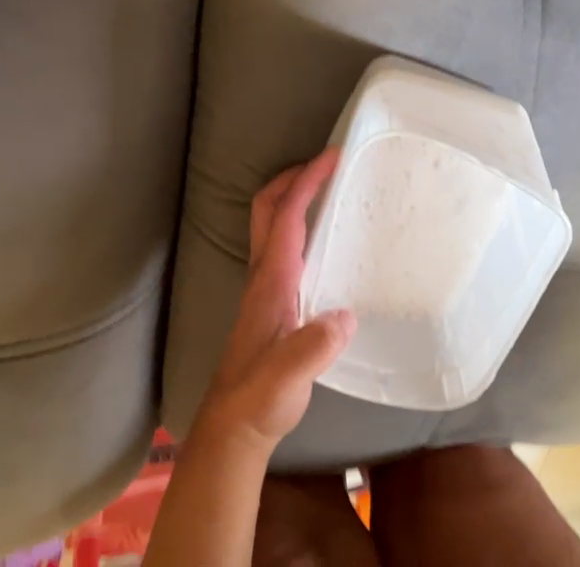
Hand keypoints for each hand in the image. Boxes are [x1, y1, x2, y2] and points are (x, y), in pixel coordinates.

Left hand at [195, 150, 356, 454]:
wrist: (235, 424)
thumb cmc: (260, 397)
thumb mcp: (288, 376)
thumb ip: (312, 347)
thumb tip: (344, 317)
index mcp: (271, 279)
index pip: (286, 216)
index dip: (306, 181)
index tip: (332, 156)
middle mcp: (264, 274)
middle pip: (268, 208)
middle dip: (293, 176)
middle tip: (327, 163)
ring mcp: (265, 286)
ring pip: (272, 225)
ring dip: (294, 197)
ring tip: (330, 190)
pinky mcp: (271, 301)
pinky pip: (283, 246)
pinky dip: (299, 225)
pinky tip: (325, 242)